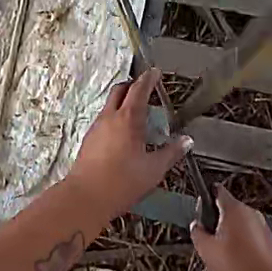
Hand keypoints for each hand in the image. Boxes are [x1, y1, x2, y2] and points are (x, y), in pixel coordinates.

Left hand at [64, 70, 191, 210]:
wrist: (85, 198)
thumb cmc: (122, 182)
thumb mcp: (154, 169)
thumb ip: (172, 152)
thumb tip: (186, 141)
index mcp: (128, 119)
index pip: (138, 90)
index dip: (148, 79)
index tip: (155, 72)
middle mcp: (109, 118)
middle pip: (119, 91)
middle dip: (132, 86)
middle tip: (145, 89)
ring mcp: (96, 128)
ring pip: (110, 106)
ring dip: (123, 103)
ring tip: (137, 114)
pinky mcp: (89, 141)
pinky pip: (104, 121)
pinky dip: (115, 118)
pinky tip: (123, 135)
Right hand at [190, 189, 271, 270]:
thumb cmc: (239, 268)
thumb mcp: (206, 250)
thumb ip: (197, 232)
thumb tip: (196, 227)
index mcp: (234, 209)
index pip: (218, 191)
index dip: (207, 198)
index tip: (202, 207)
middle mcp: (251, 213)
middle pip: (230, 210)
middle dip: (219, 222)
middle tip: (211, 240)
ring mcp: (263, 227)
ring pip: (242, 224)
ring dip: (232, 235)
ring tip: (225, 256)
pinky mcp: (270, 241)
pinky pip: (253, 237)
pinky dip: (245, 245)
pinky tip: (239, 262)